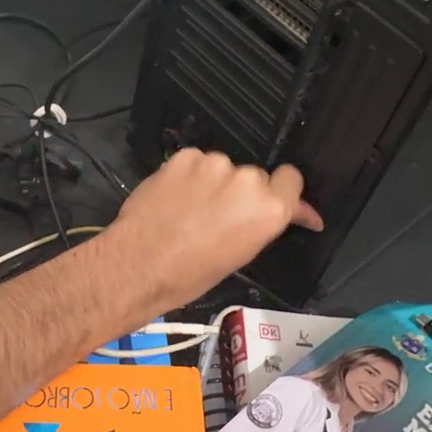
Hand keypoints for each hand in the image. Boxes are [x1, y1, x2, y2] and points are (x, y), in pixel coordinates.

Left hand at [109, 149, 323, 309]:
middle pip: (254, 176)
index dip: (283, 190)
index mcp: (270, 209)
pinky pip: (196, 162)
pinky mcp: (184, 156)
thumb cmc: (191, 274)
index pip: (292, 179)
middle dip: (242, 193)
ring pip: (223, 168)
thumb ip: (264, 224)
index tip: (278, 202)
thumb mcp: (242, 255)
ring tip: (191, 210)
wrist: (138, 264)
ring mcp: (214, 164)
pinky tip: (175, 198)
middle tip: (221, 216)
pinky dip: (189, 176)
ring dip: (213, 183)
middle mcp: (247, 180)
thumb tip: (286, 212)